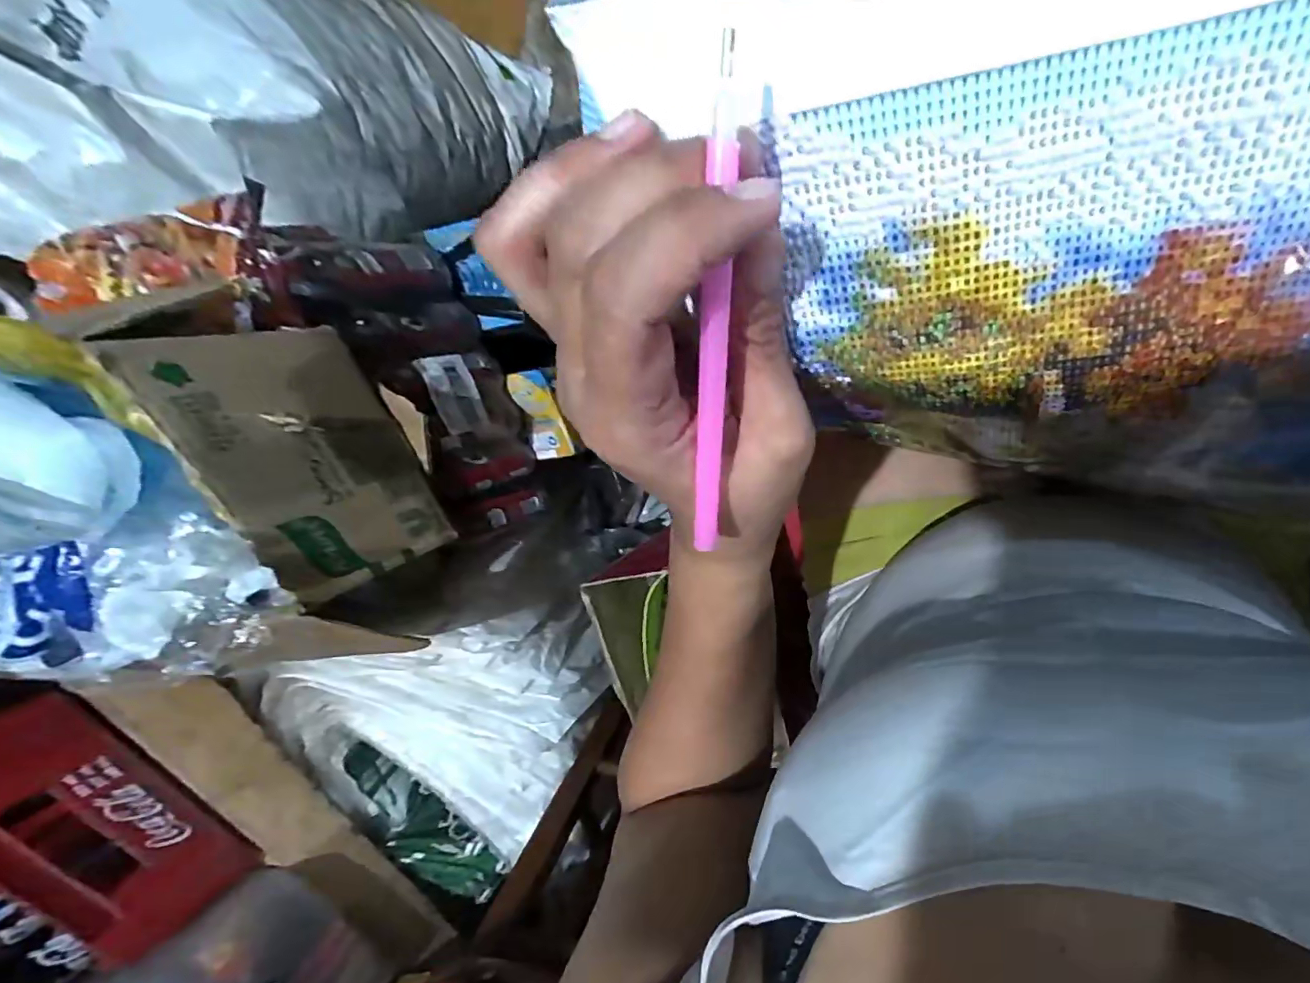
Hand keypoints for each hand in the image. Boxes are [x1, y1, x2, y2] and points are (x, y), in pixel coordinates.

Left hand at [475, 111, 813, 569]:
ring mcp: (562, 340)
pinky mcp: (571, 318)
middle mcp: (574, 369)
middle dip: (658, 184)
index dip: (690, 229)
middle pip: (579, 246)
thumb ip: (760, 331)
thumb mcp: (780, 430)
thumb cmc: (747, 489)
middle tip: (735, 160)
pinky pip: (529, 238)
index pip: (625, 294)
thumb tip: (757, 219)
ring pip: (539, 230)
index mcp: (624, 413)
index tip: (762, 198)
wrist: (710, 513)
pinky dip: (566, 180)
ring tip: (675, 140)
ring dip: (604, 166)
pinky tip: (626, 150)